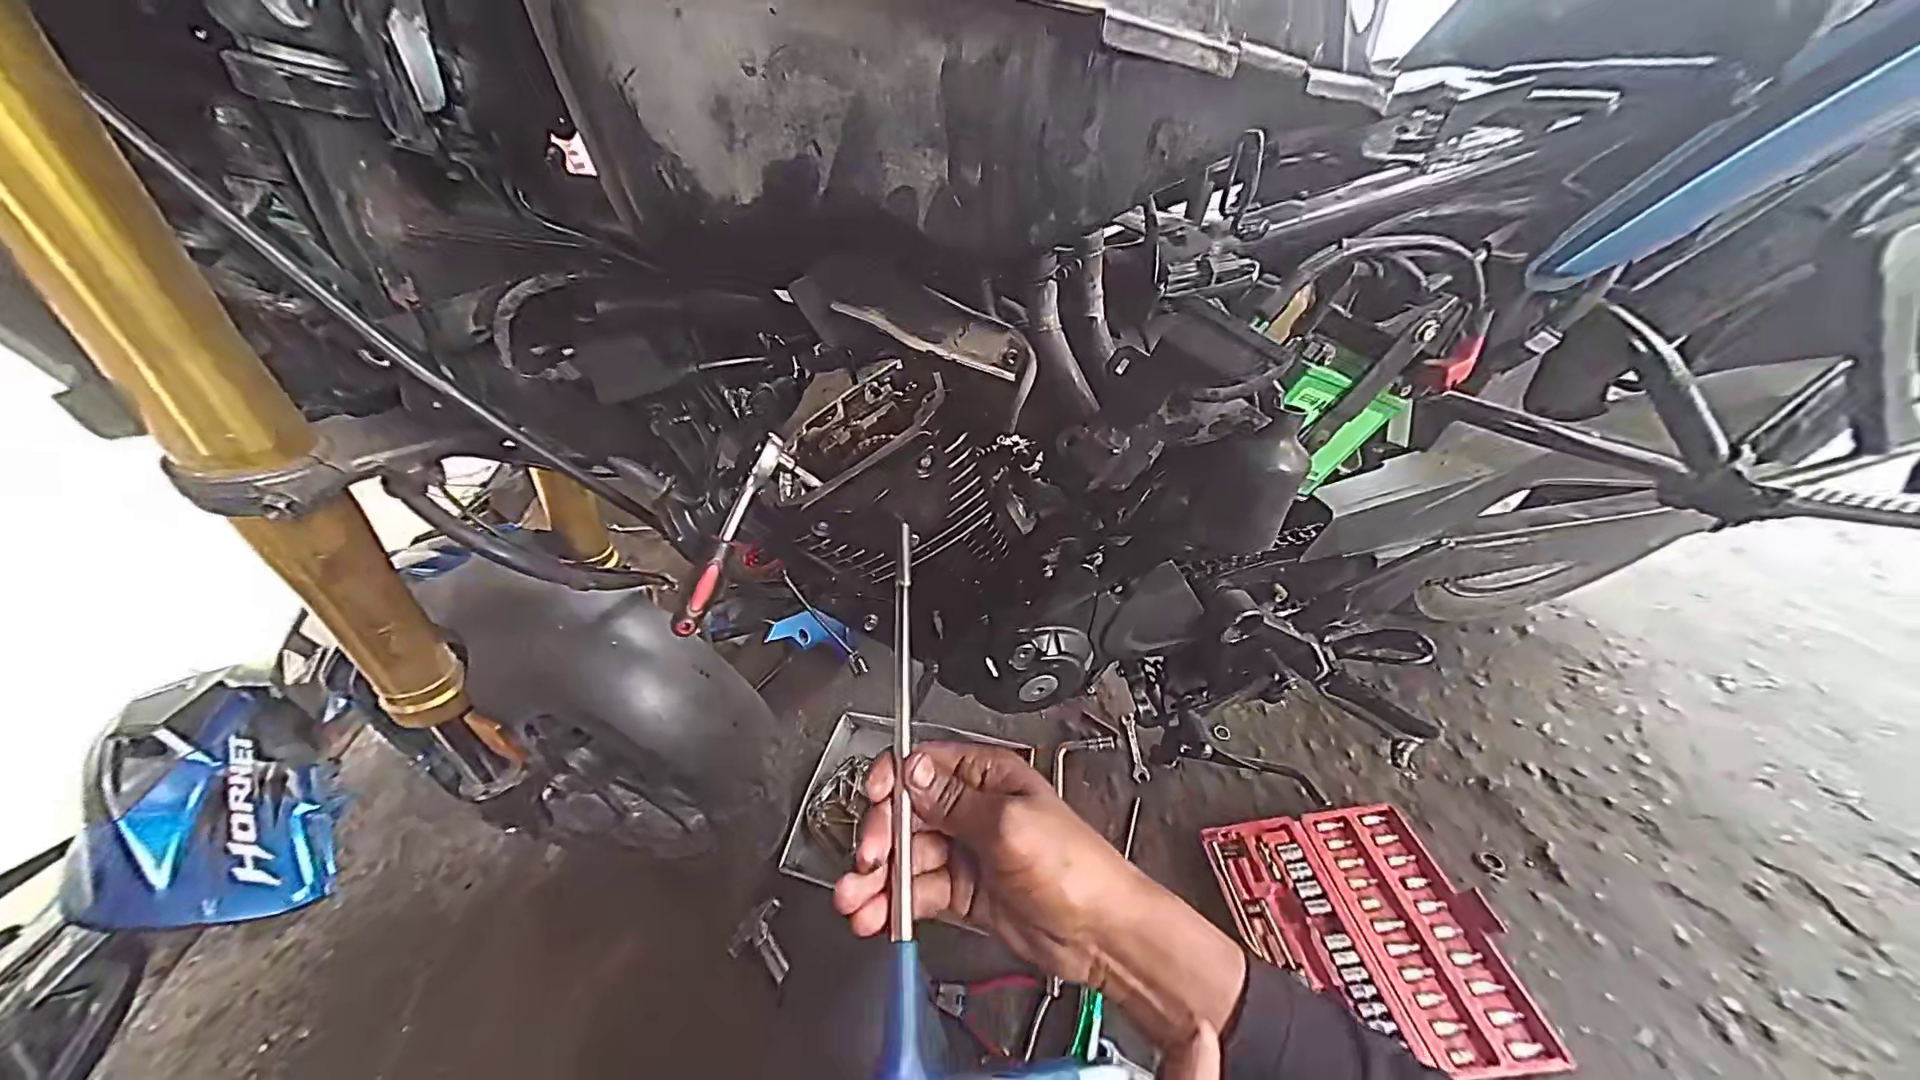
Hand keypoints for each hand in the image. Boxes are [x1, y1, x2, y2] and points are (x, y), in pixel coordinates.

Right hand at [832, 743, 1244, 1052]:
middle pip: (908, 813)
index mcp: (988, 777)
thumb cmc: (1075, 868)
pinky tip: (878, 916)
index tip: (873, 798)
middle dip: (882, 836)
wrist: (1101, 934)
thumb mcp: (1010, 824)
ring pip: (908, 857)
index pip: (926, 764)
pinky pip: (919, 891)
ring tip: (857, 900)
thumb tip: (913, 771)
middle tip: (867, 862)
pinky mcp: (963, 890)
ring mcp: (967, 850)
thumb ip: (954, 800)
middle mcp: (974, 808)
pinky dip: (895, 904)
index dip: (894, 778)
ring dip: (879, 879)